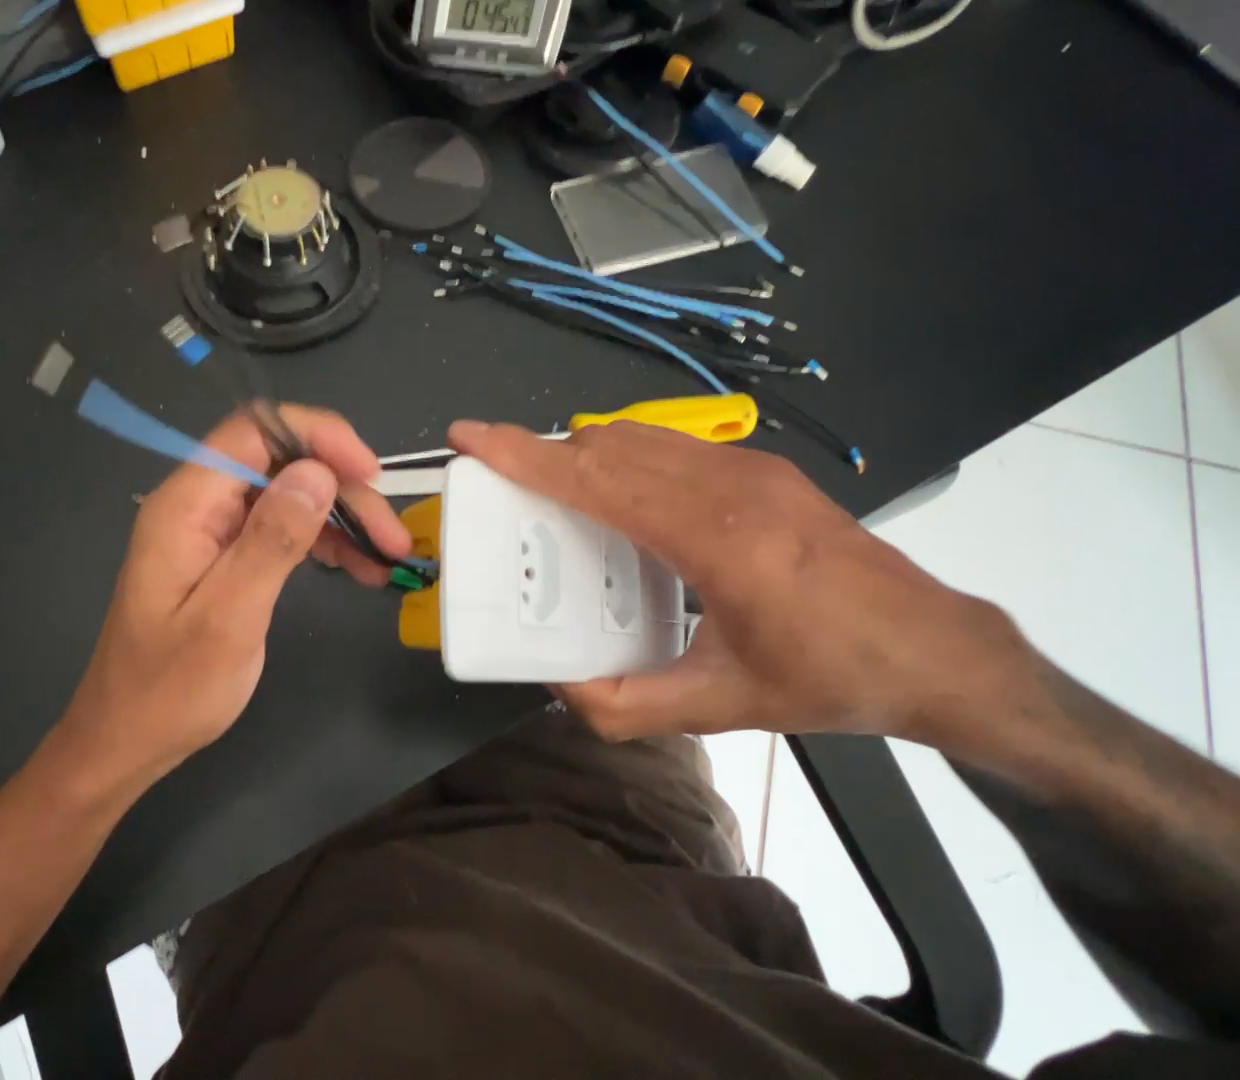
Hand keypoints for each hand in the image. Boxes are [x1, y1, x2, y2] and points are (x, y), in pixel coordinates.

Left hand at [58, 406, 412, 783]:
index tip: (369, 473)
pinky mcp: (221, 560)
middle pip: (278, 463)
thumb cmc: (171, 689)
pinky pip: (276, 532)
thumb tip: (317, 472)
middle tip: (392, 537)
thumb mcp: (229, 617)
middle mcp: (196, 507)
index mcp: (186, 506)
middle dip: (341, 488)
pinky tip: (355, 568)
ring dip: (339, 518)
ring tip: (387, 558)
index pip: (254, 432)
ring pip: (285, 497)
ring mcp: (208, 534)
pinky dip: (319, 543)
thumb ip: (272, 540)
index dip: (318, 436)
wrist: (127, 739)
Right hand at [448, 419, 1033, 742]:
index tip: (468, 436)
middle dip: (539, 452)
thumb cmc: (828, 680)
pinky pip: (669, 447)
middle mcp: (731, 487)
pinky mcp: (765, 470)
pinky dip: (620, 458)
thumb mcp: (718, 708)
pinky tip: (613, 496)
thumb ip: (622, 706)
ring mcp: (752, 470)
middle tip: (494, 478)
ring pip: (638, 437)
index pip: (597, 479)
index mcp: (716, 539)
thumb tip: (553, 681)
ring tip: (542, 486)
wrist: (936, 652)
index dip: (523, 455)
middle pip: (607, 446)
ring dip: (579, 452)